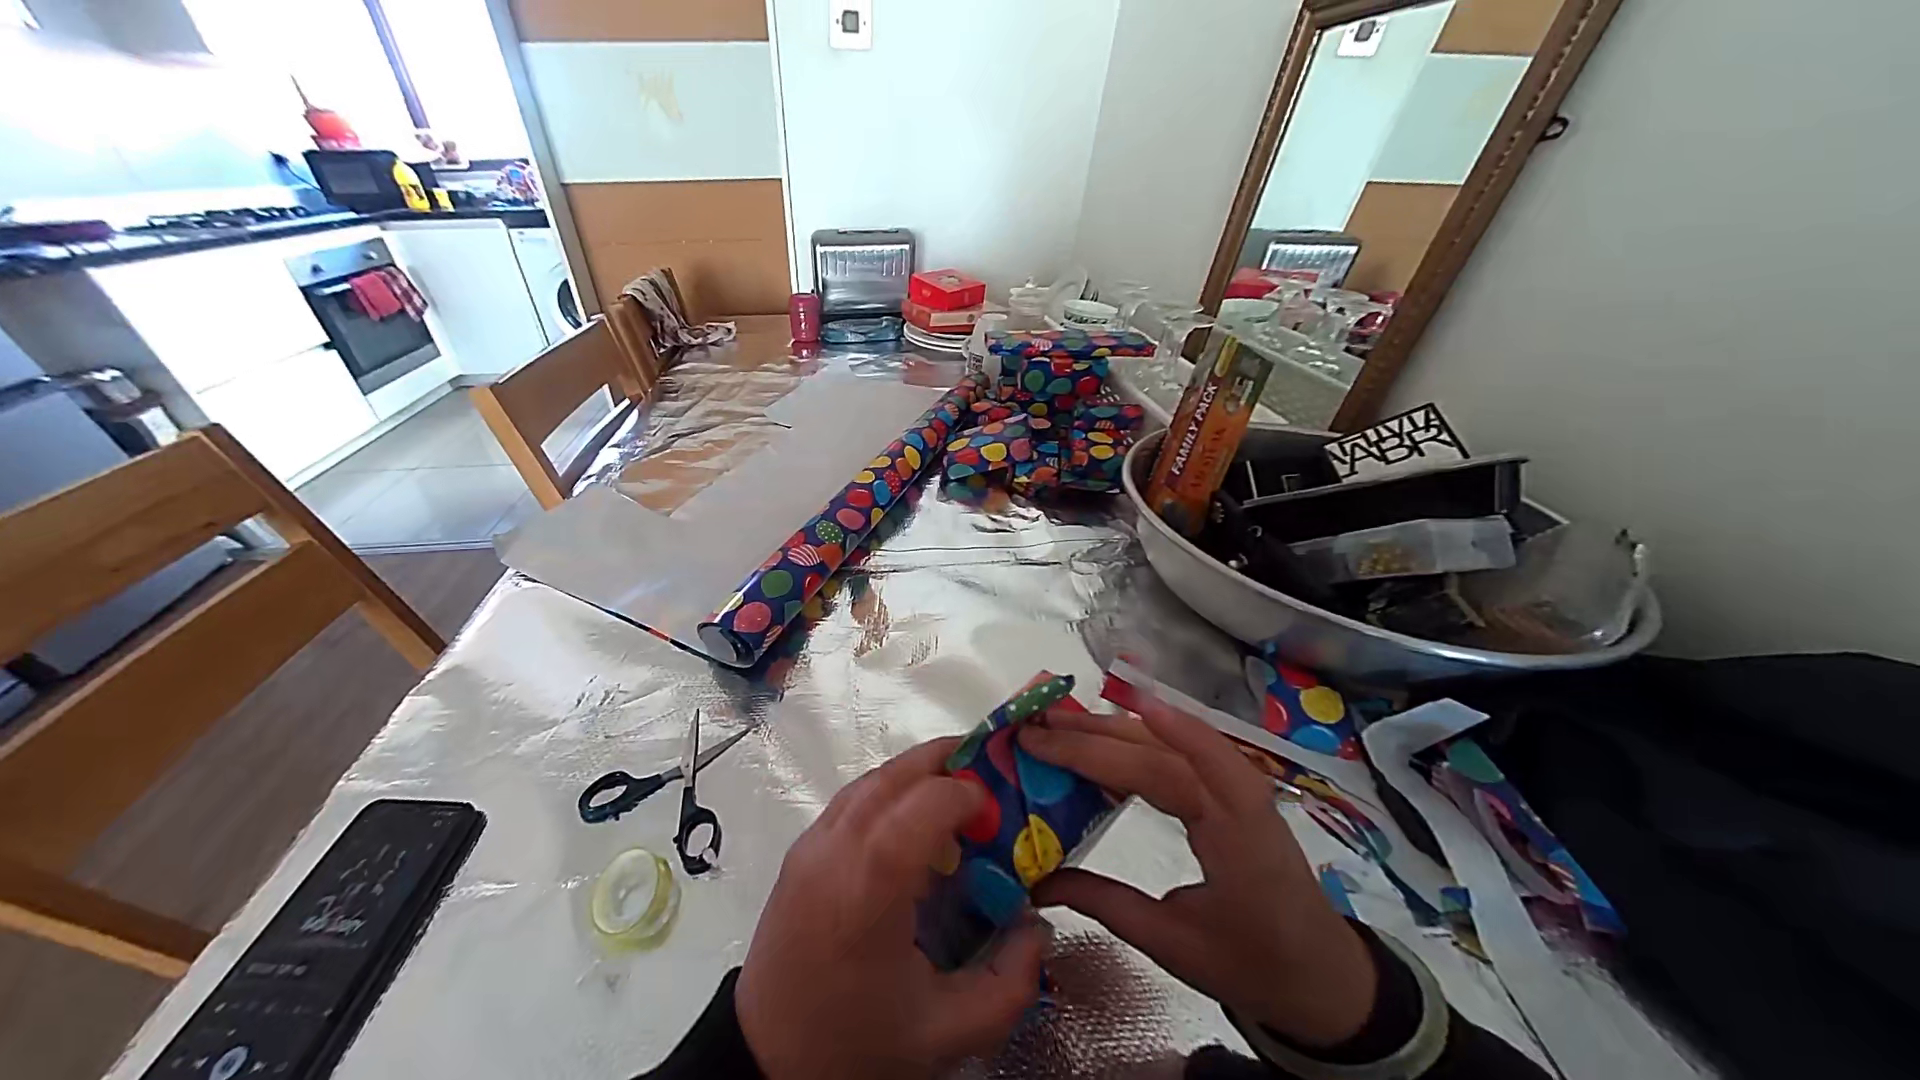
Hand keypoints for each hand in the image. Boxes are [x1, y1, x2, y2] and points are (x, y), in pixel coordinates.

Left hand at [736, 738, 1044, 1078]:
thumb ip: (1009, 982)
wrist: (764, 1060)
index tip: (993, 810)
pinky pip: (853, 799)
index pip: (917, 808)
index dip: (962, 793)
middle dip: (945, 763)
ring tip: (953, 794)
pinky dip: (890, 791)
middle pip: (892, 776)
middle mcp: (833, 853)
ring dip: (916, 773)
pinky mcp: (800, 851)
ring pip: (871, 780)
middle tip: (985, 776)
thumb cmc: (855, 1043)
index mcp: (868, 893)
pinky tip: (911, 820)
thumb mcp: (947, 1033)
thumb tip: (1036, 924)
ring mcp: (810, 847)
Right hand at [1017, 700, 1376, 1047]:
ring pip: (1171, 739)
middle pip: (1158, 746)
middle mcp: (1239, 794)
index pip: (1153, 773)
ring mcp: (1239, 785)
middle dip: (1093, 732)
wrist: (1324, 973)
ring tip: (1061, 722)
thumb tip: (1037, 883)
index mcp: (1234, 832)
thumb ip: (1106, 904)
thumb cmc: (1253, 963)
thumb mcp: (1174, 944)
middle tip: (1037, 725)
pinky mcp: (1232, 787)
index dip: (1092, 753)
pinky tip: (1115, 726)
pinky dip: (1146, 732)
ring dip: (1113, 726)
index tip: (1041, 740)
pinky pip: (1186, 747)